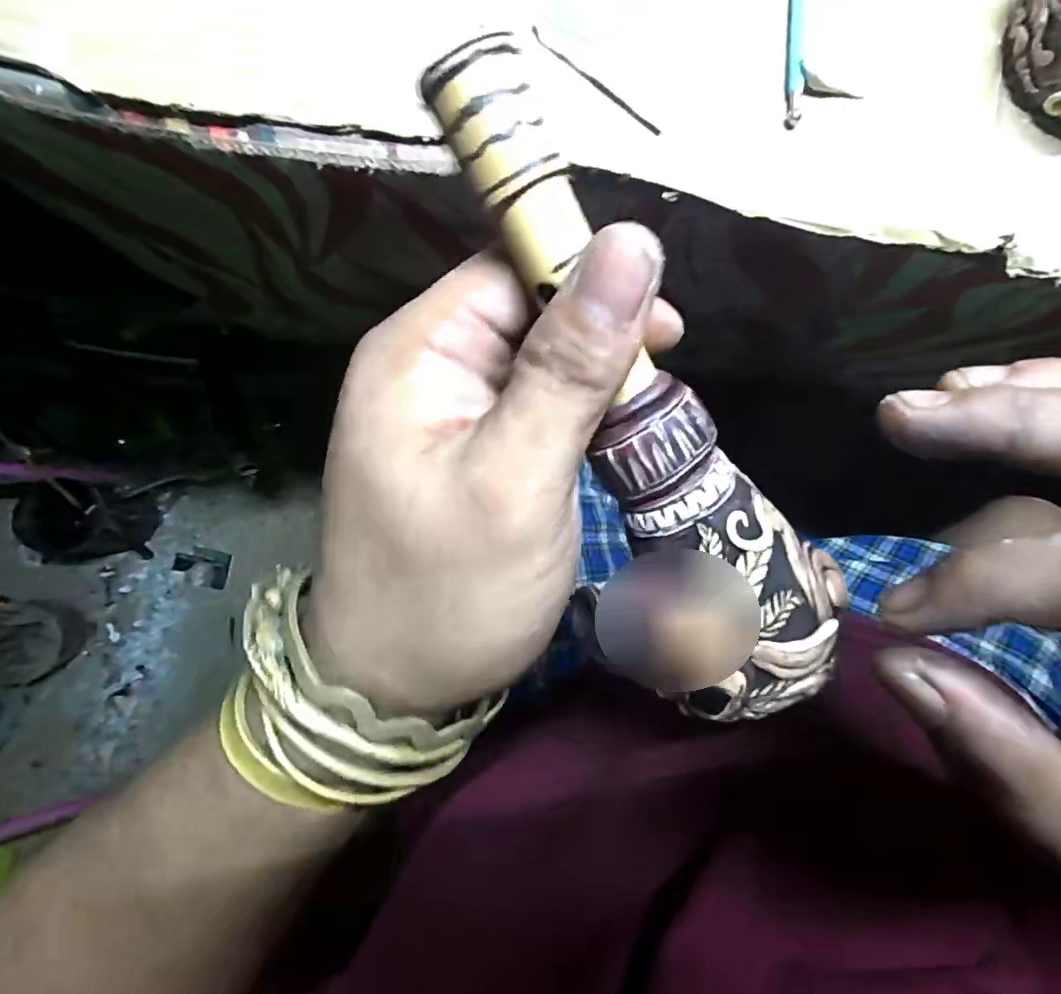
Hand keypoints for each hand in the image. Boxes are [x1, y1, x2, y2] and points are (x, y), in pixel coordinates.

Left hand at [305, 225, 682, 715]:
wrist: (395, 686)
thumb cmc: (451, 590)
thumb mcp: (517, 477)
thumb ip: (569, 364)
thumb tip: (630, 241)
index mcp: (416, 353)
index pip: (512, 272)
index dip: (590, 285)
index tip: (665, 332)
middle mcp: (424, 369)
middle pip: (528, 315)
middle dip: (599, 343)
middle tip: (659, 391)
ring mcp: (445, 415)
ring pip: (538, 365)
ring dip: (595, 386)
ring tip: (644, 423)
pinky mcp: (468, 454)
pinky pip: (531, 411)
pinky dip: (577, 421)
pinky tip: (610, 444)